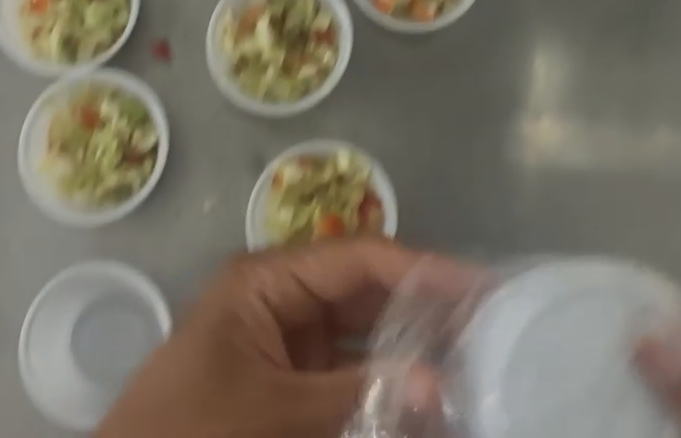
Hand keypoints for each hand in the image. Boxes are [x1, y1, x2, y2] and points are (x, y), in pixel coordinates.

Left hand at [97, 240, 454, 437]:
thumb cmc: (189, 430)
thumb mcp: (273, 413)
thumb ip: (358, 396)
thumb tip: (441, 384)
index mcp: (269, 280)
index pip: (359, 259)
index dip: (422, 269)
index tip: (480, 287)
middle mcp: (284, 299)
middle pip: (368, 291)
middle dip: (425, 309)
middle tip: (490, 326)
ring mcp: (288, 343)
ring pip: (364, 334)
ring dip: (412, 349)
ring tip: (474, 359)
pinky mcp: (291, 384)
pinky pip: (350, 375)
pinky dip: (386, 386)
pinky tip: (427, 397)